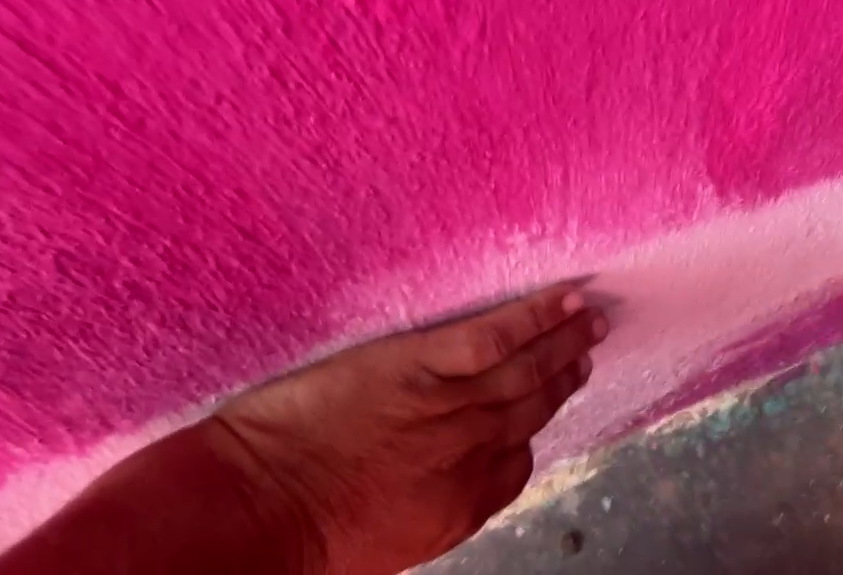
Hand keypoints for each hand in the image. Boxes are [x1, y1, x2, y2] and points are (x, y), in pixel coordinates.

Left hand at [209, 283, 608, 574]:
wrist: (251, 509)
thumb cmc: (301, 535)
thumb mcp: (381, 542)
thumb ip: (430, 504)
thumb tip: (450, 474)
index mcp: (458, 507)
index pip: (517, 464)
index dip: (536, 430)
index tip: (549, 402)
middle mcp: (468, 455)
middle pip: (531, 409)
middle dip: (565, 377)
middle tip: (590, 350)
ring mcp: (449, 407)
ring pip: (523, 370)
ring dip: (563, 343)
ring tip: (591, 320)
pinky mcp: (422, 366)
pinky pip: (493, 338)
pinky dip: (534, 318)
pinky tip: (565, 299)